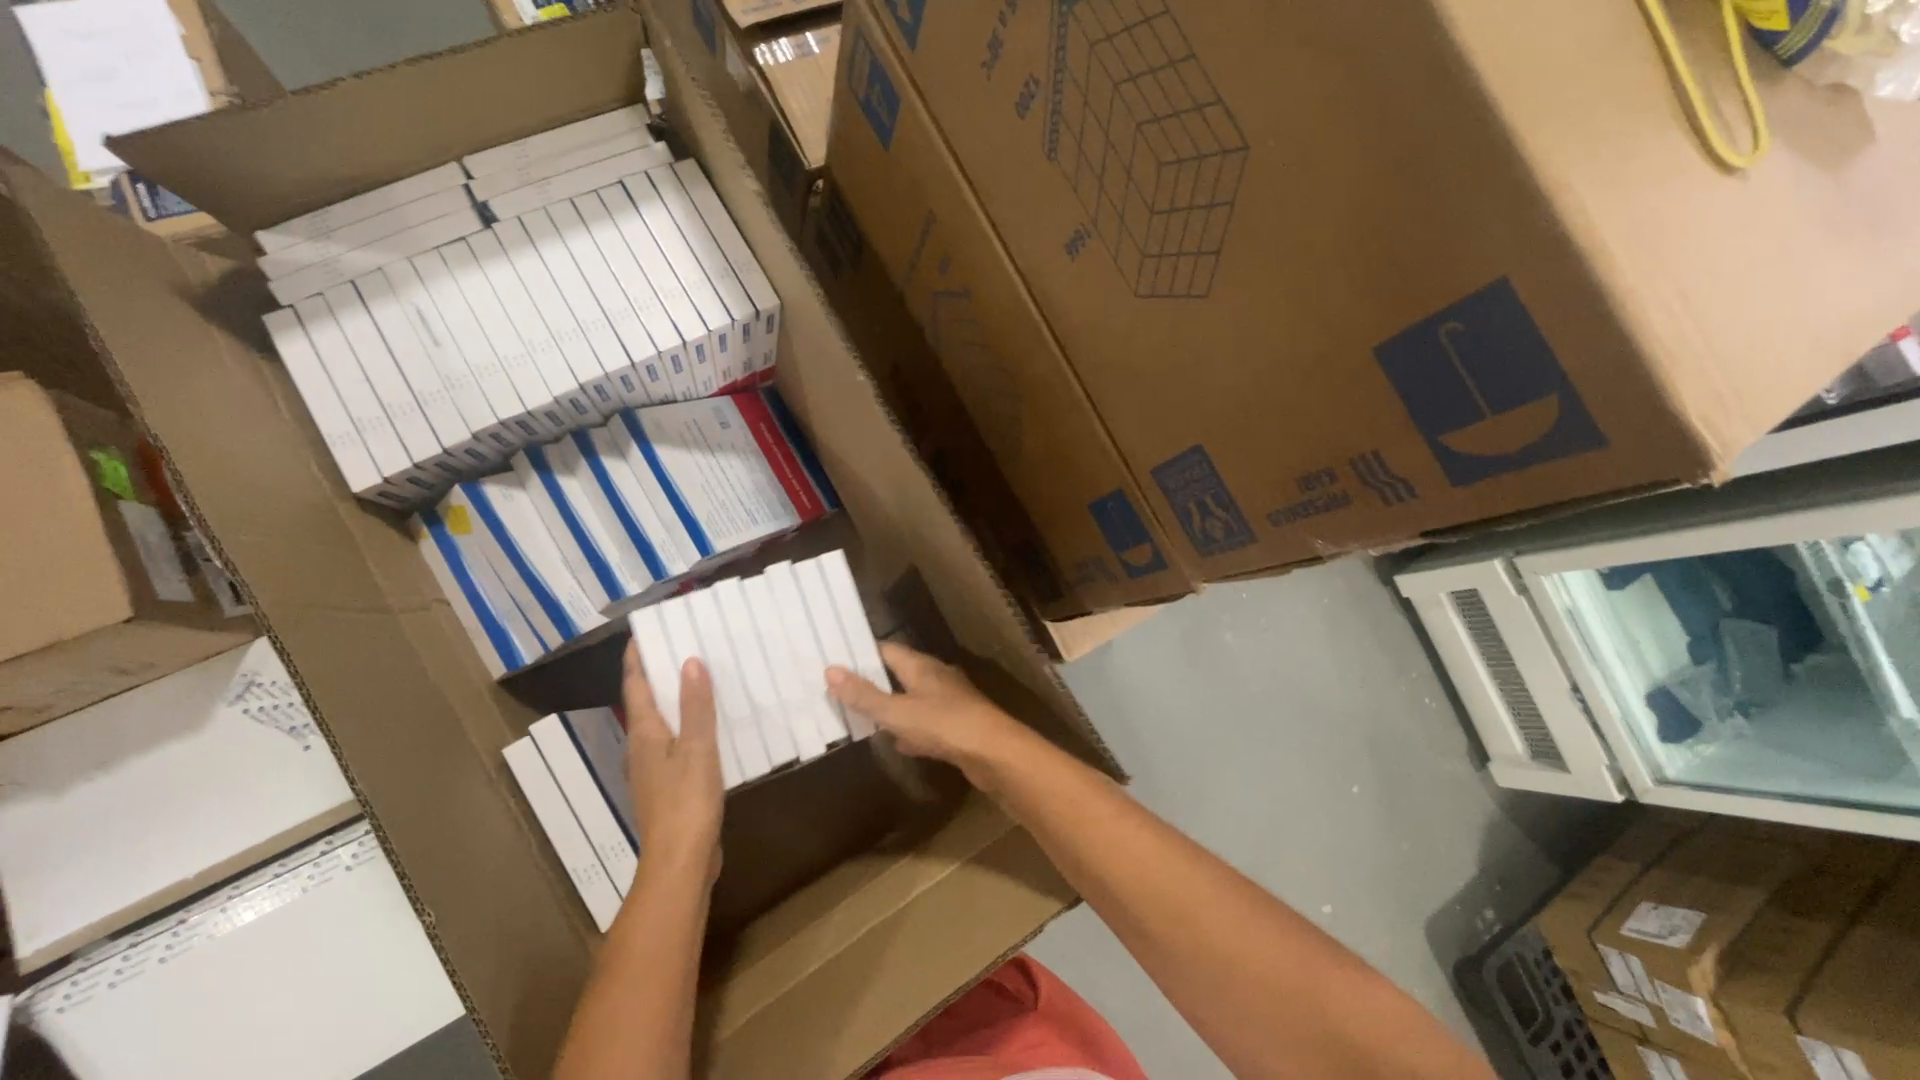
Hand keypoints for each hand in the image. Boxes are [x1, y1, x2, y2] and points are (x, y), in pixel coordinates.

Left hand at [622, 642, 723, 883]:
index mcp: (644, 734)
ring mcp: (652, 771)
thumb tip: (689, 661)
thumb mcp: (698, 749)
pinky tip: (710, 729)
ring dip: (674, 701)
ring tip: (700, 680)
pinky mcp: (668, 789)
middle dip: (657, 674)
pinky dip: (687, 727)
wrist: (680, 862)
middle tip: (683, 647)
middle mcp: (641, 749)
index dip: (637, 658)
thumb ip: (695, 706)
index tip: (645, 631)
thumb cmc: (687, 802)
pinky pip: (675, 745)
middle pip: (644, 703)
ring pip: (660, 724)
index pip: (634, 685)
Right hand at [825, 643, 1040, 790]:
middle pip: (899, 674)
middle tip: (841, 690)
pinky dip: (910, 731)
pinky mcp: (957, 728)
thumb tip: (829, 670)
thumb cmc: (945, 725)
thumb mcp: (897, 712)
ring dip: (891, 708)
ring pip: (913, 701)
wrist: (995, 754)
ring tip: (861, 716)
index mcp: (922, 666)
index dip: (861, 654)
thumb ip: (864, 695)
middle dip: (873, 682)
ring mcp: (950, 703)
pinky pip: (926, 725)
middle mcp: (937, 678)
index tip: (835, 660)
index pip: (886, 650)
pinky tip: (898, 743)